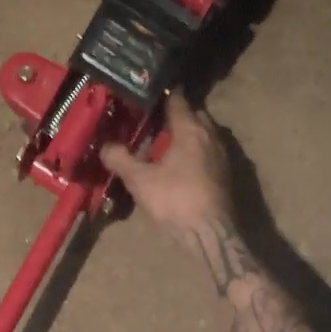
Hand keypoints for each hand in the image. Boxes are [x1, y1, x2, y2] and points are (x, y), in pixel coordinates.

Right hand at [100, 93, 231, 233]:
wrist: (211, 234)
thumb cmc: (176, 201)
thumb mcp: (140, 181)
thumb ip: (121, 159)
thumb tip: (104, 146)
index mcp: (191, 129)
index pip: (178, 99)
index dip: (161, 96)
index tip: (146, 97)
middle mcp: (211, 136)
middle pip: (193, 115)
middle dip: (175, 116)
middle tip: (153, 124)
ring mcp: (222, 156)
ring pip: (203, 135)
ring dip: (186, 137)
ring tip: (165, 146)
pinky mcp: (225, 176)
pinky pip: (208, 154)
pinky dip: (195, 154)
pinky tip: (181, 168)